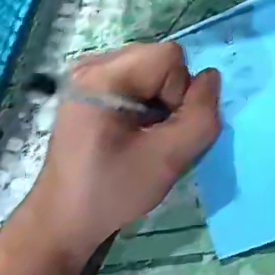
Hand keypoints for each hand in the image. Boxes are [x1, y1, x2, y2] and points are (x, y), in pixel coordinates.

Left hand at [20, 42, 220, 258]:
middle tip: (152, 136)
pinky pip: (136, 79)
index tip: (161, 131)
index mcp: (102, 76)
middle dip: (170, 95)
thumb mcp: (167, 160)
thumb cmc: (111, 192)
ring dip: (159, 101)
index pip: (169, 56)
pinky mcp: (88, 87)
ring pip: (151, 68)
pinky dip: (145, 103)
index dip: (180, 92)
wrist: (63, 218)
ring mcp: (87, 74)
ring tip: (141, 136)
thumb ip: (200, 117)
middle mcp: (91, 64)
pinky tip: (130, 132)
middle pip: (159, 59)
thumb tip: (211, 77)